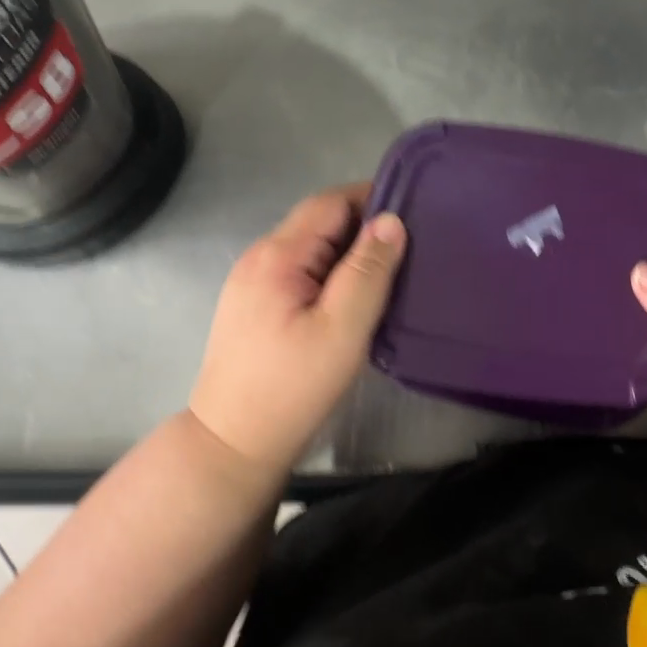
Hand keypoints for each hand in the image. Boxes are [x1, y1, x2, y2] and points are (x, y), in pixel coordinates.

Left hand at [189, 183, 405, 478]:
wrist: (232, 445)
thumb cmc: (292, 387)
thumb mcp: (342, 328)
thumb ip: (368, 271)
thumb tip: (391, 220)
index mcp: (278, 256)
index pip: (330, 202)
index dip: (372, 201)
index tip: (413, 218)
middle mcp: (259, 258)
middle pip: (319, 221)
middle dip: (363, 227)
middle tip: (409, 249)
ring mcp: (252, 282)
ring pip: (311, 247)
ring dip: (349, 252)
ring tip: (388, 273)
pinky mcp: (253, 306)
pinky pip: (301, 270)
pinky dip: (331, 272)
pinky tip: (353, 299)